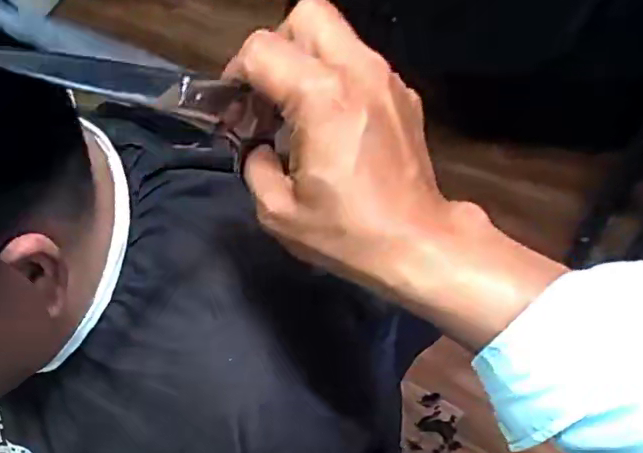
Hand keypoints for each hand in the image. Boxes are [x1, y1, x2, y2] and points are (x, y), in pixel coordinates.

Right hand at [226, 0, 564, 348]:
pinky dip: (330, 82)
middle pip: (306, 15)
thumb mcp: (277, 211)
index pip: (264, 49)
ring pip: (334, 35)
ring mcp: (385, 78)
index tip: (232, 110)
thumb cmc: (341, 232)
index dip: (236, 74)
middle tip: (262, 100)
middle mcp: (357, 71)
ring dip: (302, 65)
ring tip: (289, 119)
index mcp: (322, 99)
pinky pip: (356, 64)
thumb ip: (255, 167)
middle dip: (274, 50)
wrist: (410, 240)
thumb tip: (255, 149)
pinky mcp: (399, 93)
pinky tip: (322, 130)